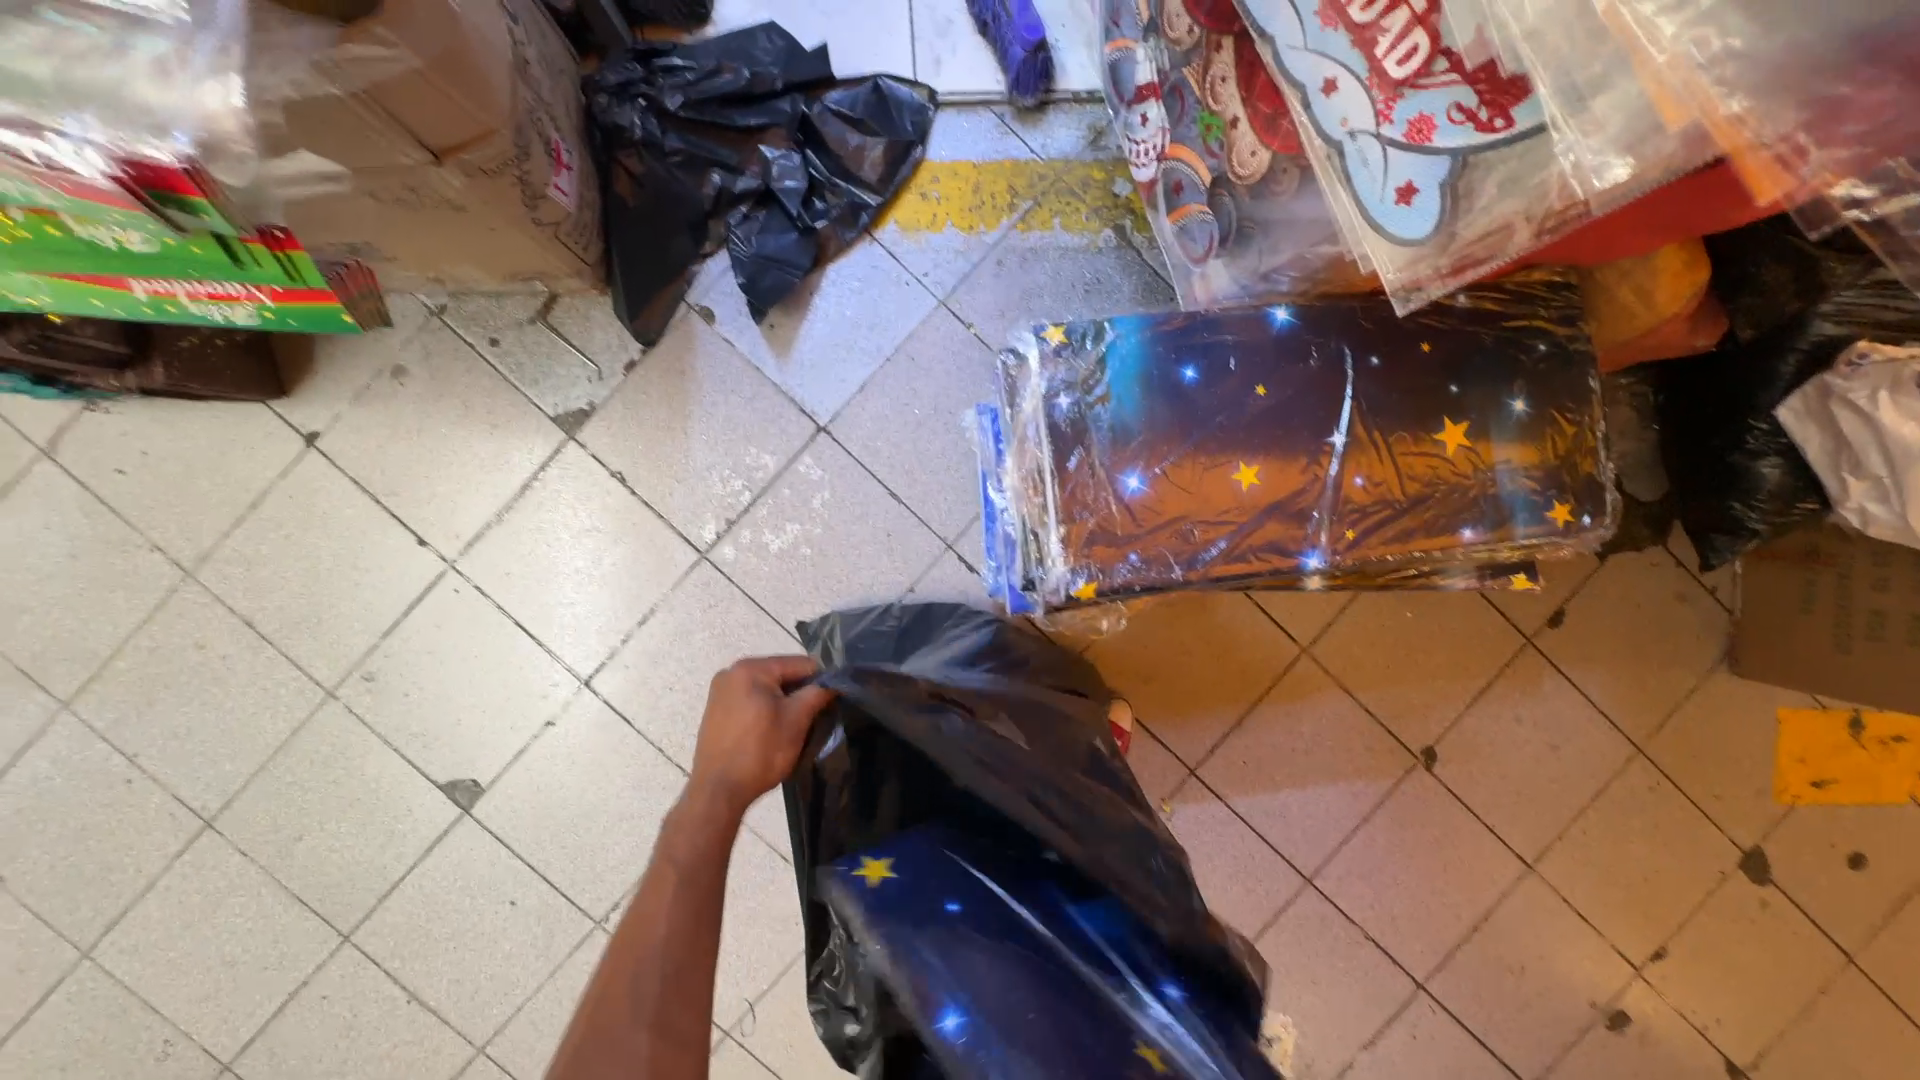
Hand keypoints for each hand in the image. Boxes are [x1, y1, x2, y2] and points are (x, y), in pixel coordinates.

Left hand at [688, 655, 835, 817]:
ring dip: (783, 703)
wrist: (719, 790)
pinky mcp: (716, 711)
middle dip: (799, 692)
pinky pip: (751, 701)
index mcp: (751, 668)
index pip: (800, 664)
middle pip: (781, 674)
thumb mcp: (797, 720)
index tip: (832, 701)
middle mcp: (731, 672)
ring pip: (766, 689)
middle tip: (814, 717)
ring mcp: (720, 692)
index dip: (821, 680)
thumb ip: (818, 693)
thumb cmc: (761, 751)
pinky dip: (766, 711)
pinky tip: (772, 731)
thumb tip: (833, 683)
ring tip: (794, 727)